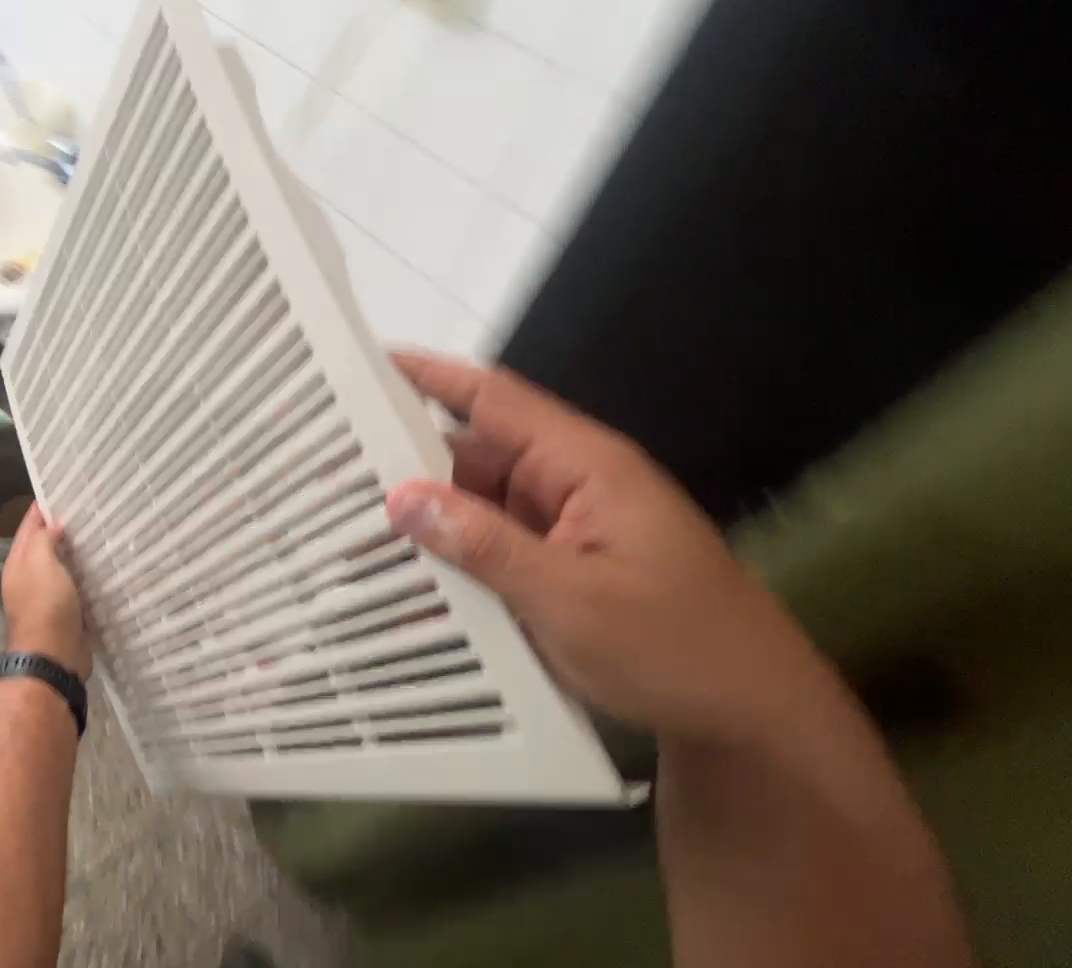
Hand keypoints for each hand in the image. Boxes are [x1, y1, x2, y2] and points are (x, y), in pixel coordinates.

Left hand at [1, 503, 90, 678]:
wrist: (53, 657)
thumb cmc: (44, 606)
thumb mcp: (40, 564)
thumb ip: (44, 540)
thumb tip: (54, 524)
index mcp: (18, 563)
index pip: (29, 527)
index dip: (42, 507)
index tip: (62, 486)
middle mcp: (30, 577)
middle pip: (46, 545)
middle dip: (62, 527)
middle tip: (89, 506)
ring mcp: (49, 596)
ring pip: (63, 565)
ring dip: (77, 550)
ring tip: (100, 530)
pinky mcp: (68, 611)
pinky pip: (78, 585)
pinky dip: (88, 573)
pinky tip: (104, 564)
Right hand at [385, 351, 836, 745]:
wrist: (753, 725)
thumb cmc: (677, 649)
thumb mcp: (572, 599)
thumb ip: (485, 545)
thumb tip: (402, 498)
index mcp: (584, 466)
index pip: (495, 398)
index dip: (430, 375)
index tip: (367, 362)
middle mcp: (569, 485)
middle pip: (474, 452)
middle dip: (407, 457)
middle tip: (333, 464)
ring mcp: (564, 527)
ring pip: (476, 502)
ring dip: (426, 512)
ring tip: (352, 519)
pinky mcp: (559, 566)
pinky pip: (490, 544)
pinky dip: (450, 552)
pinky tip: (406, 572)